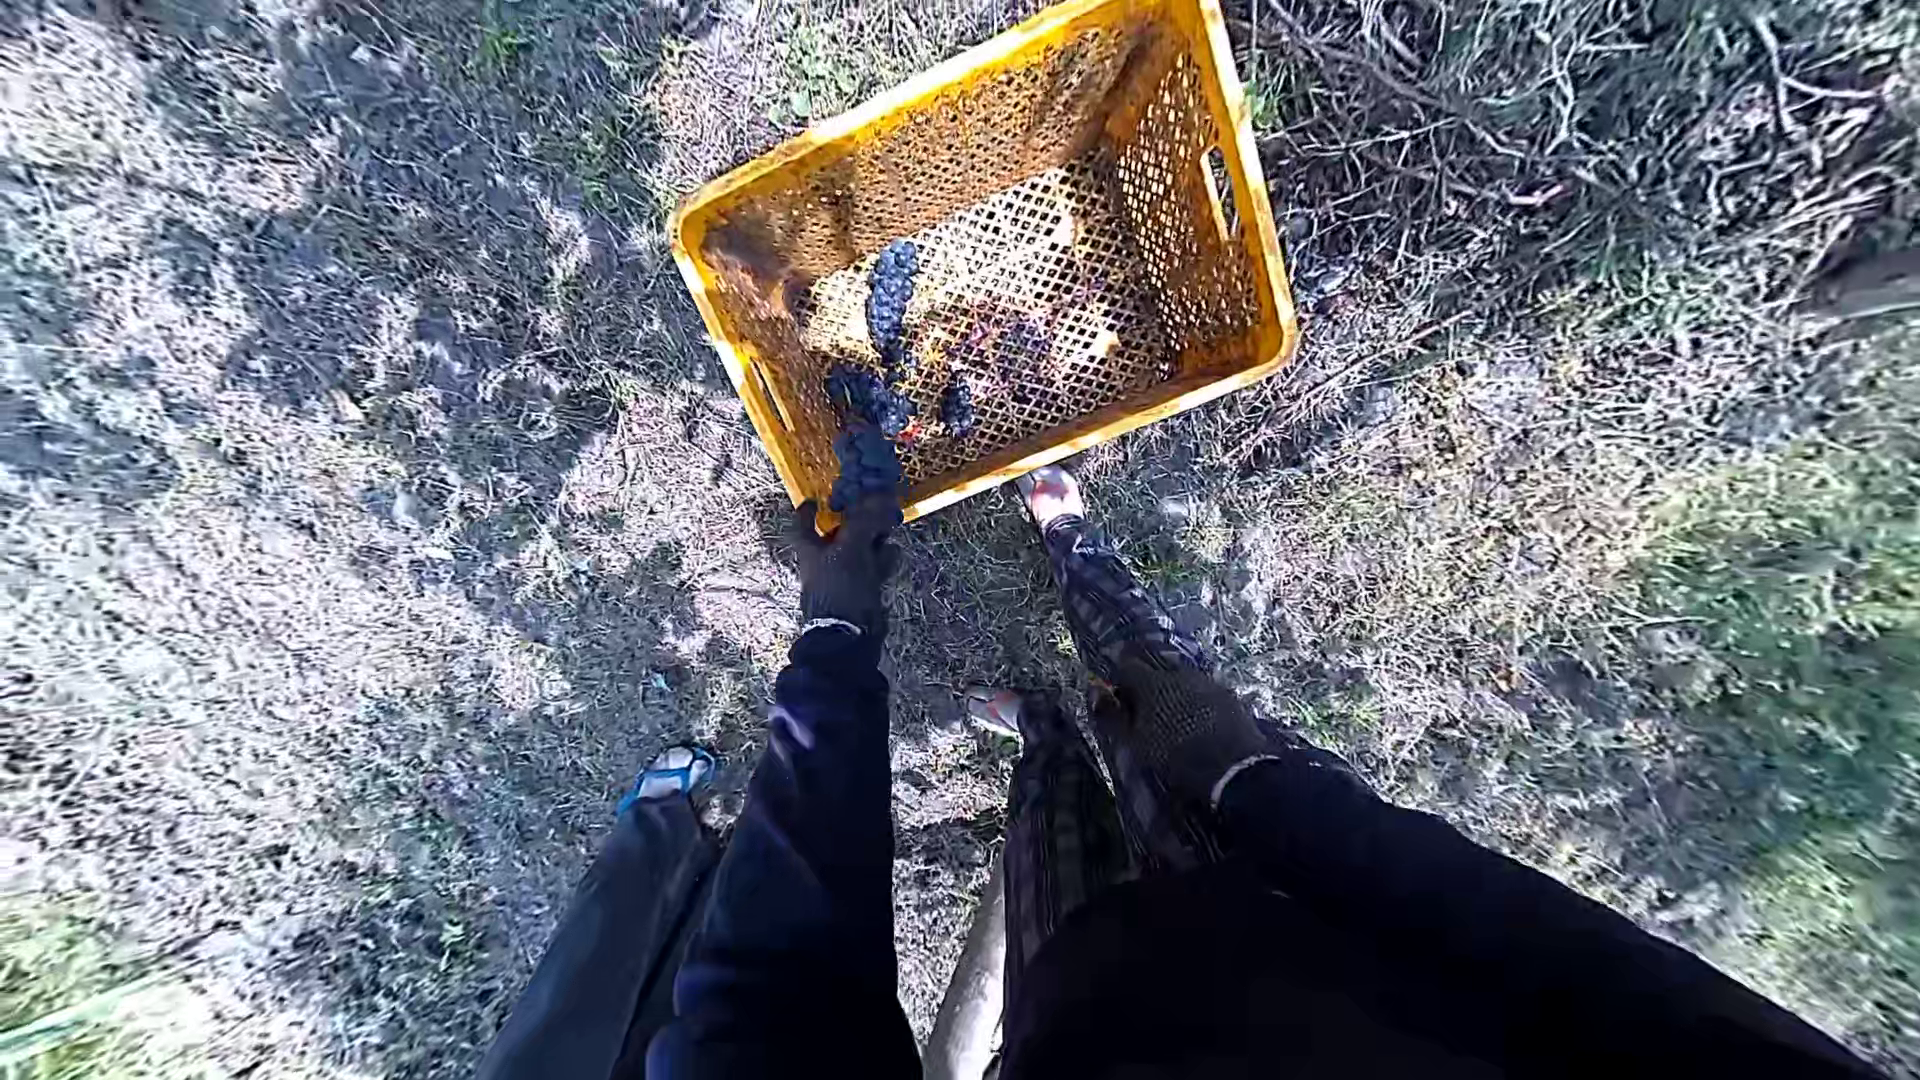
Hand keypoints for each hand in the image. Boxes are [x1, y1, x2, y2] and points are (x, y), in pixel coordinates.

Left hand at [789, 494, 901, 637]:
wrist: (850, 632)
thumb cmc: (841, 586)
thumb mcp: (850, 548)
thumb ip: (862, 521)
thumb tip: (876, 496)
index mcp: (811, 550)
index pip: (803, 524)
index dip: (807, 510)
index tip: (816, 499)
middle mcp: (825, 561)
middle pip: (837, 534)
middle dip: (854, 519)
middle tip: (871, 505)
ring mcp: (844, 577)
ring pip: (859, 549)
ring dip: (873, 537)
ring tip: (888, 524)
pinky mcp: (861, 589)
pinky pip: (873, 568)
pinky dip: (883, 558)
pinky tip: (893, 551)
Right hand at [1113, 662, 1285, 808]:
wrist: (1234, 769)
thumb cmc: (1176, 756)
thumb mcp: (1136, 742)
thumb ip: (1112, 715)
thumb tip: (1093, 691)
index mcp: (1151, 683)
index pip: (1127, 665)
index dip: (1120, 678)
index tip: (1118, 693)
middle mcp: (1178, 674)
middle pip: (1156, 670)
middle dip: (1148, 683)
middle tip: (1146, 707)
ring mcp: (1206, 682)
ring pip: (1181, 679)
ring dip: (1173, 691)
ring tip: (1173, 715)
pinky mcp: (1228, 695)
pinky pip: (1203, 691)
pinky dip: (1195, 701)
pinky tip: (1198, 720)